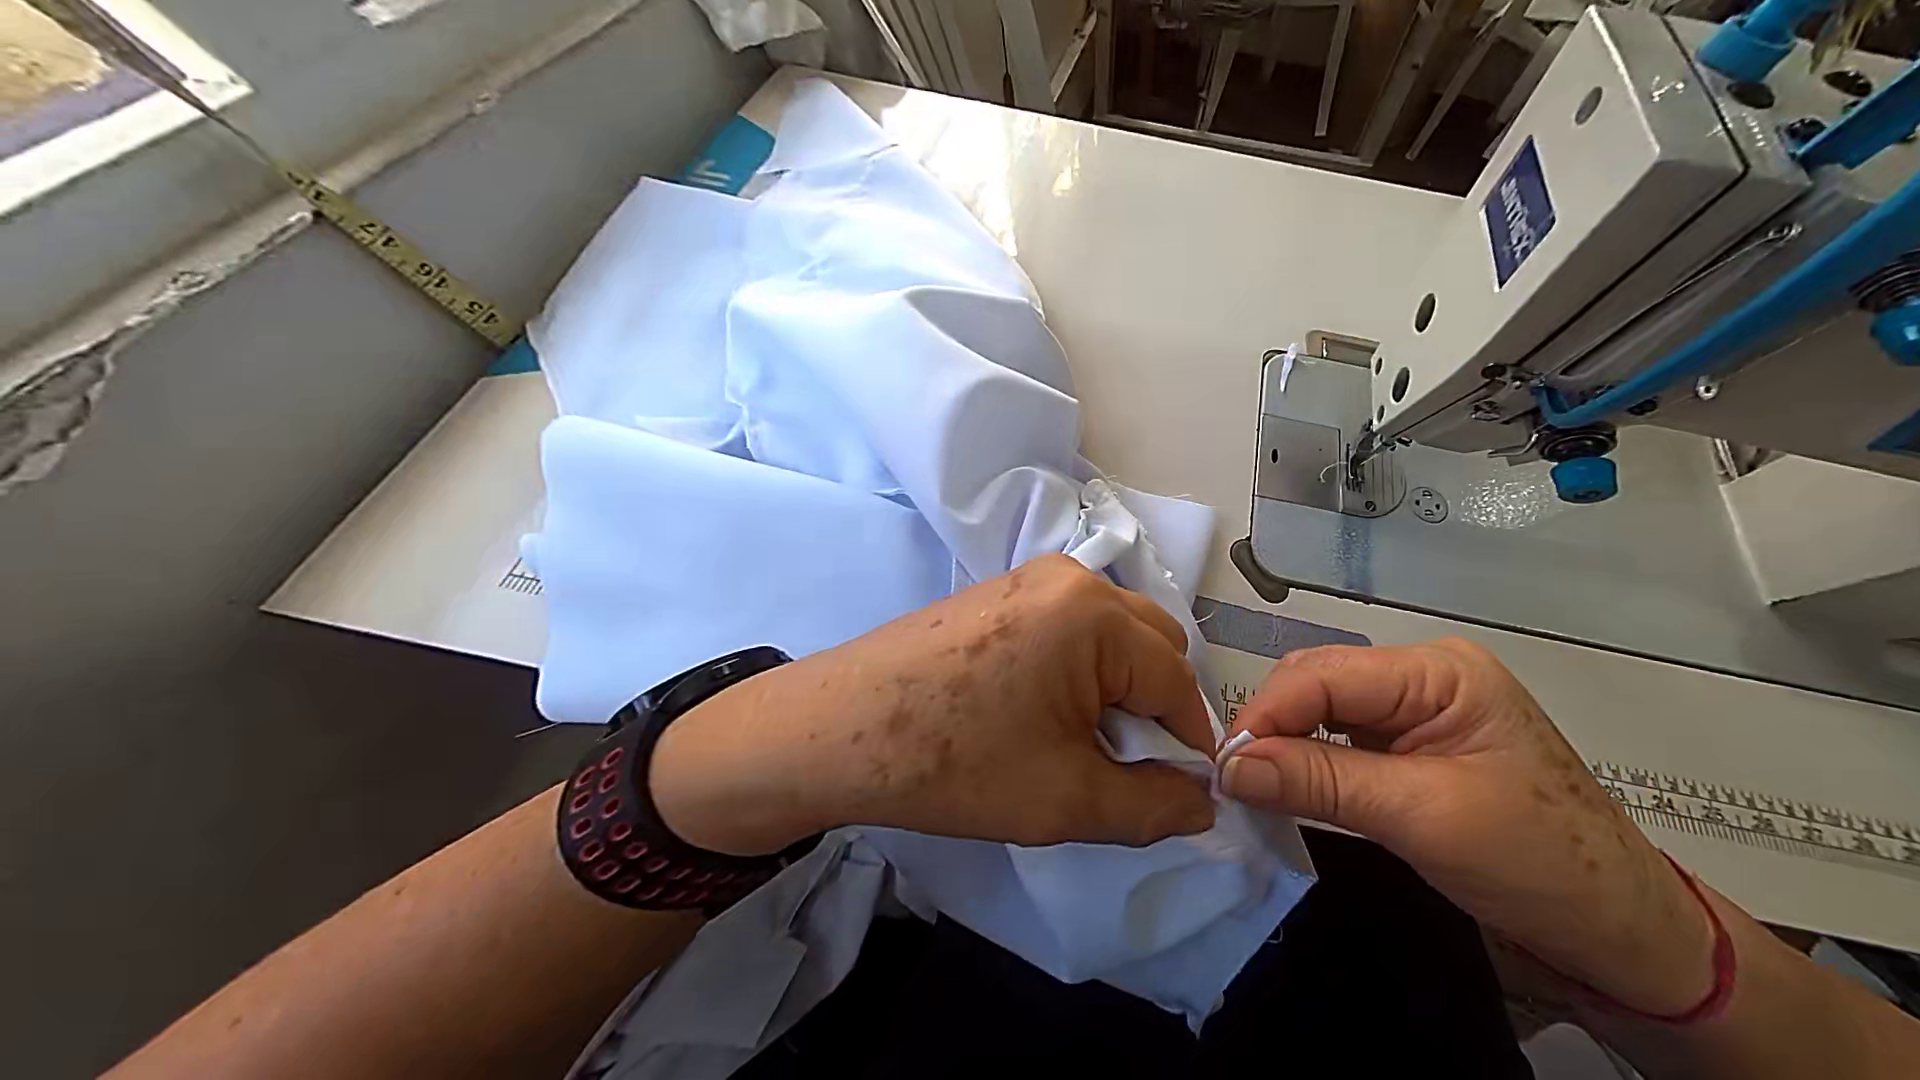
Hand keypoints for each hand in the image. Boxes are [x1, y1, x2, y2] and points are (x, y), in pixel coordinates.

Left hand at [650, 554, 1216, 855]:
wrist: (834, 729)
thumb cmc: (953, 763)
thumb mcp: (1067, 799)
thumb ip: (1155, 806)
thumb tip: (1200, 800)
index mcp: (1095, 614)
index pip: (1179, 682)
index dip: (1189, 746)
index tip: (1180, 794)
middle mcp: (1068, 578)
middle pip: (1152, 646)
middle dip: (1153, 709)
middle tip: (1119, 768)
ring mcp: (1026, 579)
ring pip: (1110, 636)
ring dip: (1115, 689)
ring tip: (1074, 744)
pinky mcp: (996, 592)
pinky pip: (1067, 629)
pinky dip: (1077, 670)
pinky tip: (1036, 713)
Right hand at [1221, 639, 1715, 1014]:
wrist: (1625, 934)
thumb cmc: (1542, 866)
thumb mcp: (1420, 817)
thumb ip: (1317, 781)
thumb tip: (1228, 767)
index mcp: (1439, 672)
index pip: (1322, 674)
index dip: (1266, 713)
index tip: (1225, 764)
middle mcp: (1421, 674)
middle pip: (1314, 682)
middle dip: (1270, 725)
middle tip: (1235, 776)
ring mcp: (1414, 706)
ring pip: (1317, 706)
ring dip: (1282, 741)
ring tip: (1255, 780)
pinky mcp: (1407, 740)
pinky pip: (1334, 734)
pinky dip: (1303, 756)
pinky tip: (1289, 779)